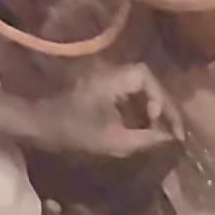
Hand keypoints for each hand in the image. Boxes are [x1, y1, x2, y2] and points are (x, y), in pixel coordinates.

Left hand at [32, 64, 177, 156]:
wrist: (42, 125)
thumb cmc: (77, 133)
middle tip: (172, 131)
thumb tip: (170, 137)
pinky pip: (130, 94)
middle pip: (146, 80)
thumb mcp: (116, 141)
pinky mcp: (101, 89)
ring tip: (161, 131)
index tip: (162, 124)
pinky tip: (146, 128)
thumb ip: (147, 138)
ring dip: (154, 108)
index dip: (161, 99)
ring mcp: (104, 80)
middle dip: (163, 105)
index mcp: (111, 80)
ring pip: (140, 88)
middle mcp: (109, 74)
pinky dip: (142, 110)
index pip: (146, 77)